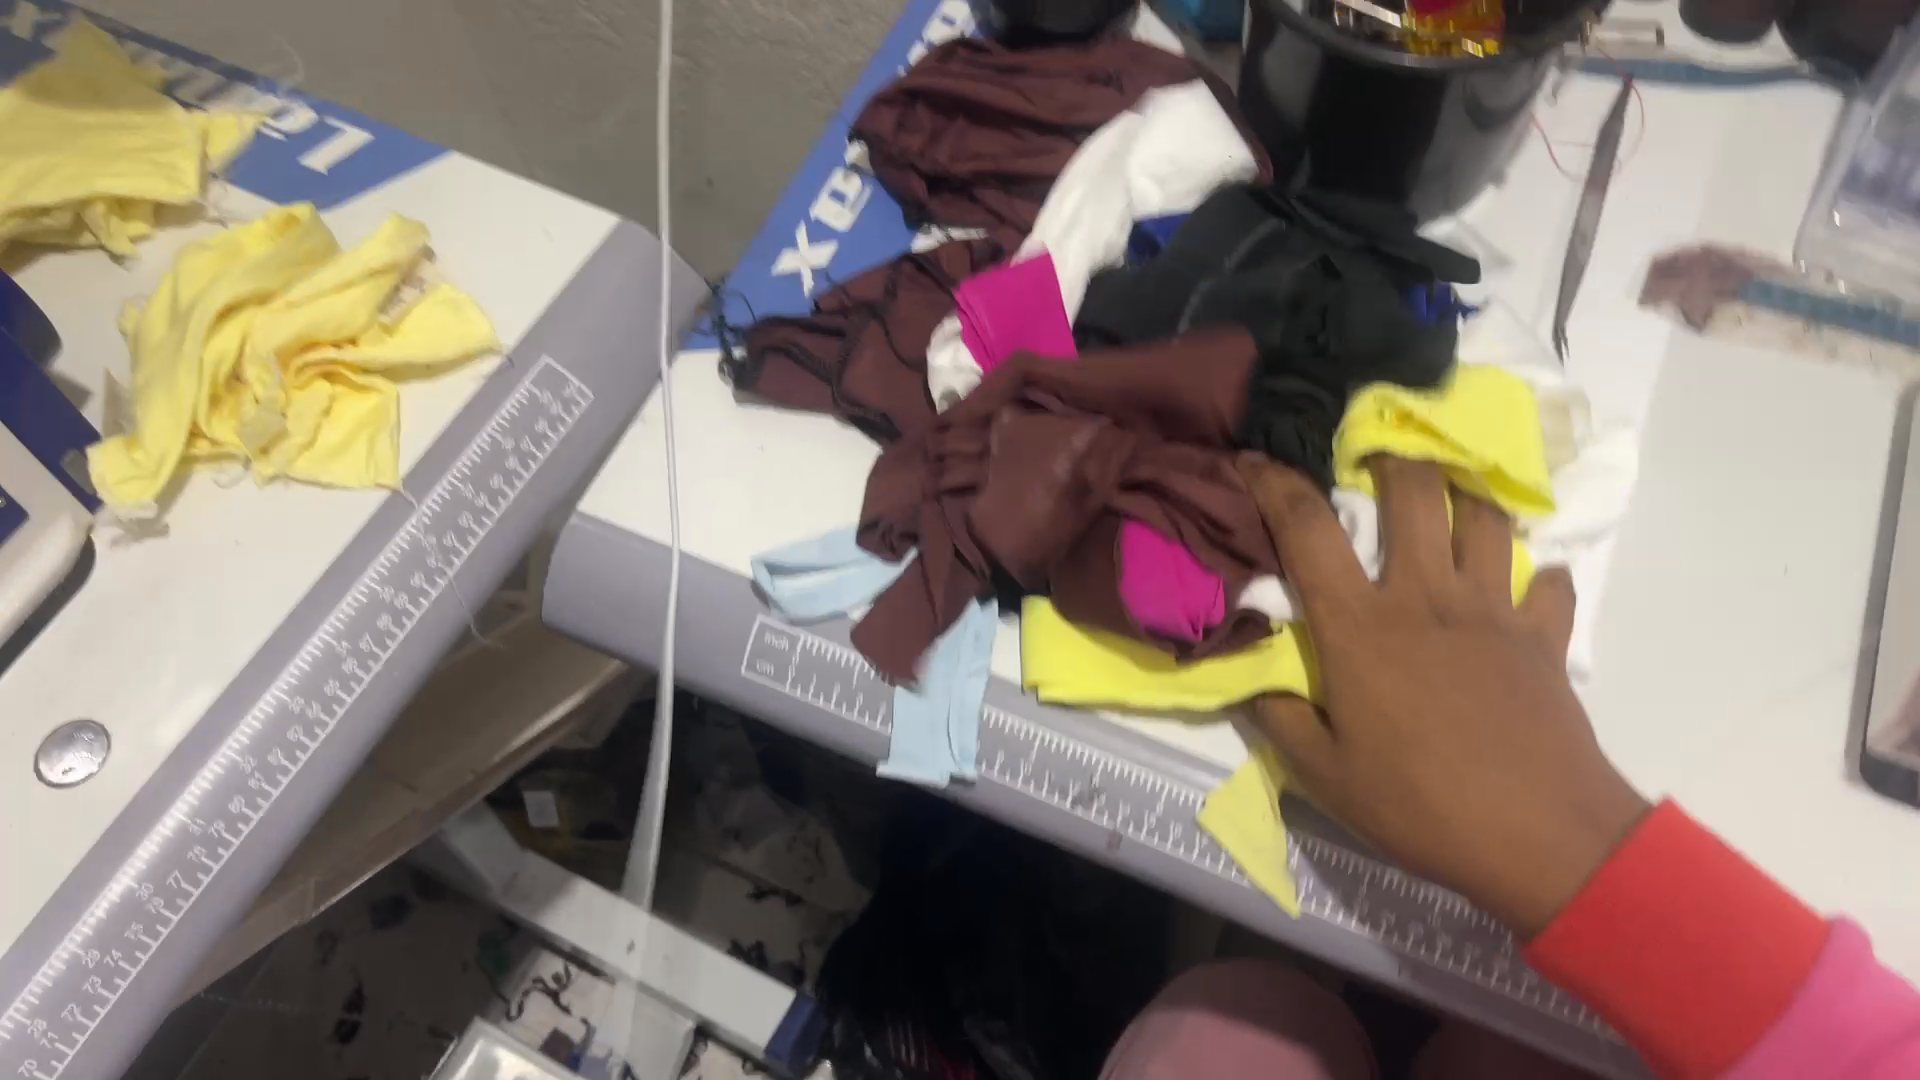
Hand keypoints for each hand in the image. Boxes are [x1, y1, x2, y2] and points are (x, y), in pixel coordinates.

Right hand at [1237, 454, 1649, 937]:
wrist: (1547, 844)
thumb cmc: (1419, 803)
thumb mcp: (1321, 774)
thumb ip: (1278, 718)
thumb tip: (1251, 684)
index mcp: (1360, 625)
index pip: (1307, 527)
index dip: (1273, 482)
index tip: (1252, 459)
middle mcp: (1425, 598)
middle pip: (1414, 491)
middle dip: (1389, 462)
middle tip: (1371, 467)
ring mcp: (1492, 613)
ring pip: (1483, 518)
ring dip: (1460, 498)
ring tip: (1441, 506)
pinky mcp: (1543, 639)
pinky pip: (1547, 584)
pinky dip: (1534, 575)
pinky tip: (1520, 586)